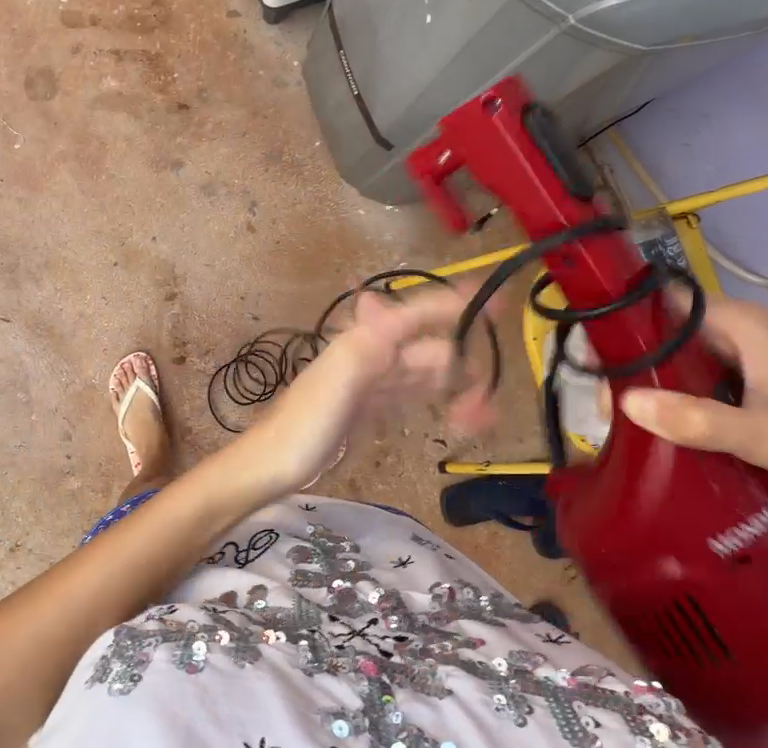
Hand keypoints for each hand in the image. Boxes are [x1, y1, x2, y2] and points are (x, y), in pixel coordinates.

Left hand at [226, 284, 488, 496]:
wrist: (273, 466)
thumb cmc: (303, 425)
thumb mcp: (336, 382)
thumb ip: (365, 345)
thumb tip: (382, 301)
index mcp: (364, 341)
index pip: (415, 314)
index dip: (452, 305)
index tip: (494, 304)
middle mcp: (371, 354)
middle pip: (430, 347)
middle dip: (464, 365)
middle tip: (490, 401)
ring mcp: (373, 382)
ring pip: (427, 373)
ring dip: (457, 388)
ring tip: (483, 417)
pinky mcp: (373, 409)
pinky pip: (415, 396)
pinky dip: (441, 403)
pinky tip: (462, 419)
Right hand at [618, 293, 767, 525]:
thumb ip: (702, 421)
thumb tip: (626, 403)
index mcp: (743, 326)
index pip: (660, 303)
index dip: (619, 323)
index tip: (587, 359)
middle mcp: (738, 335)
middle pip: (660, 334)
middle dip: (624, 364)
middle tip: (599, 409)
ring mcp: (742, 365)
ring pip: (672, 362)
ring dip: (642, 388)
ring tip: (613, 424)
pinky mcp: (744, 393)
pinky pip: (688, 387)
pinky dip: (665, 404)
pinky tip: (648, 433)